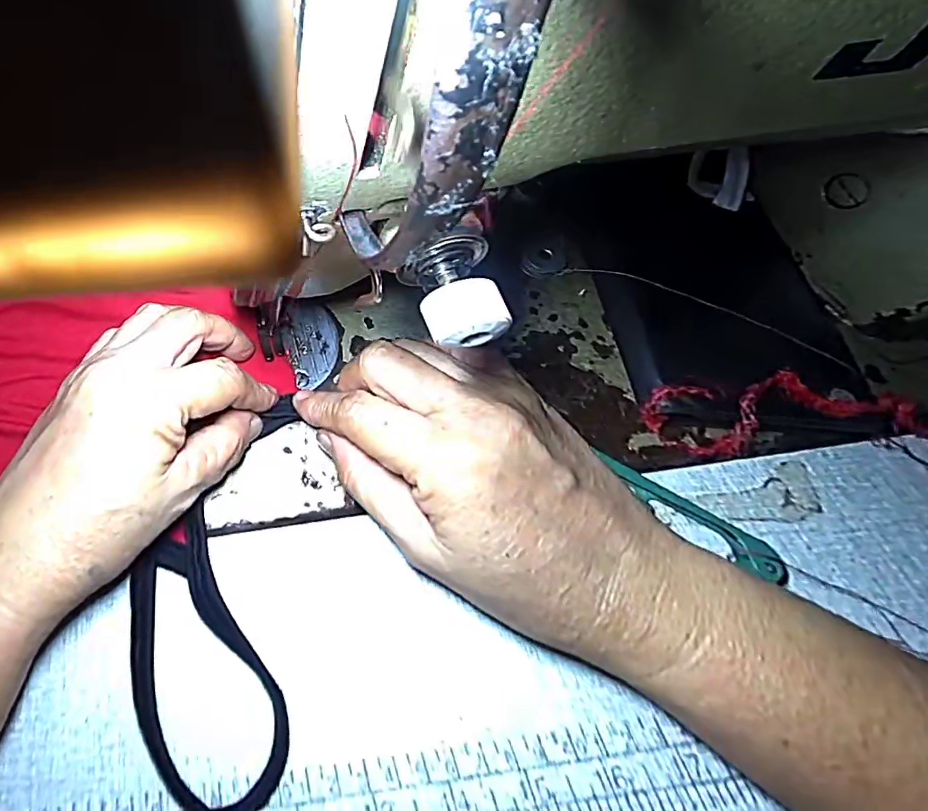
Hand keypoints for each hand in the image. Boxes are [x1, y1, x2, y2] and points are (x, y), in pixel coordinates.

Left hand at [0, 304, 278, 630]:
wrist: (27, 544)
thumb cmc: (89, 529)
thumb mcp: (177, 492)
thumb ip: (222, 446)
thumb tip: (243, 422)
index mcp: (151, 396)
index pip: (221, 376)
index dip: (251, 390)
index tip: (260, 403)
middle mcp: (120, 369)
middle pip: (187, 321)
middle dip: (223, 335)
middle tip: (241, 358)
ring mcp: (93, 368)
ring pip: (150, 317)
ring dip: (185, 326)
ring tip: (206, 351)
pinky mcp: (76, 378)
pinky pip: (120, 335)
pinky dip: (149, 336)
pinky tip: (161, 363)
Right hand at [294, 340, 696, 676]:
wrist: (621, 579)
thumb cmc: (531, 581)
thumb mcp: (427, 551)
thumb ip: (368, 485)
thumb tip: (335, 443)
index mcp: (445, 459)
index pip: (357, 409)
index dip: (320, 407)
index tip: (306, 409)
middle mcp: (473, 412)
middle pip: (380, 359)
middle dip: (348, 380)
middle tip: (343, 410)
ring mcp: (502, 393)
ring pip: (414, 346)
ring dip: (384, 368)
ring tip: (380, 403)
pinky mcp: (522, 388)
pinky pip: (454, 354)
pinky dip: (425, 364)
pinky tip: (422, 396)